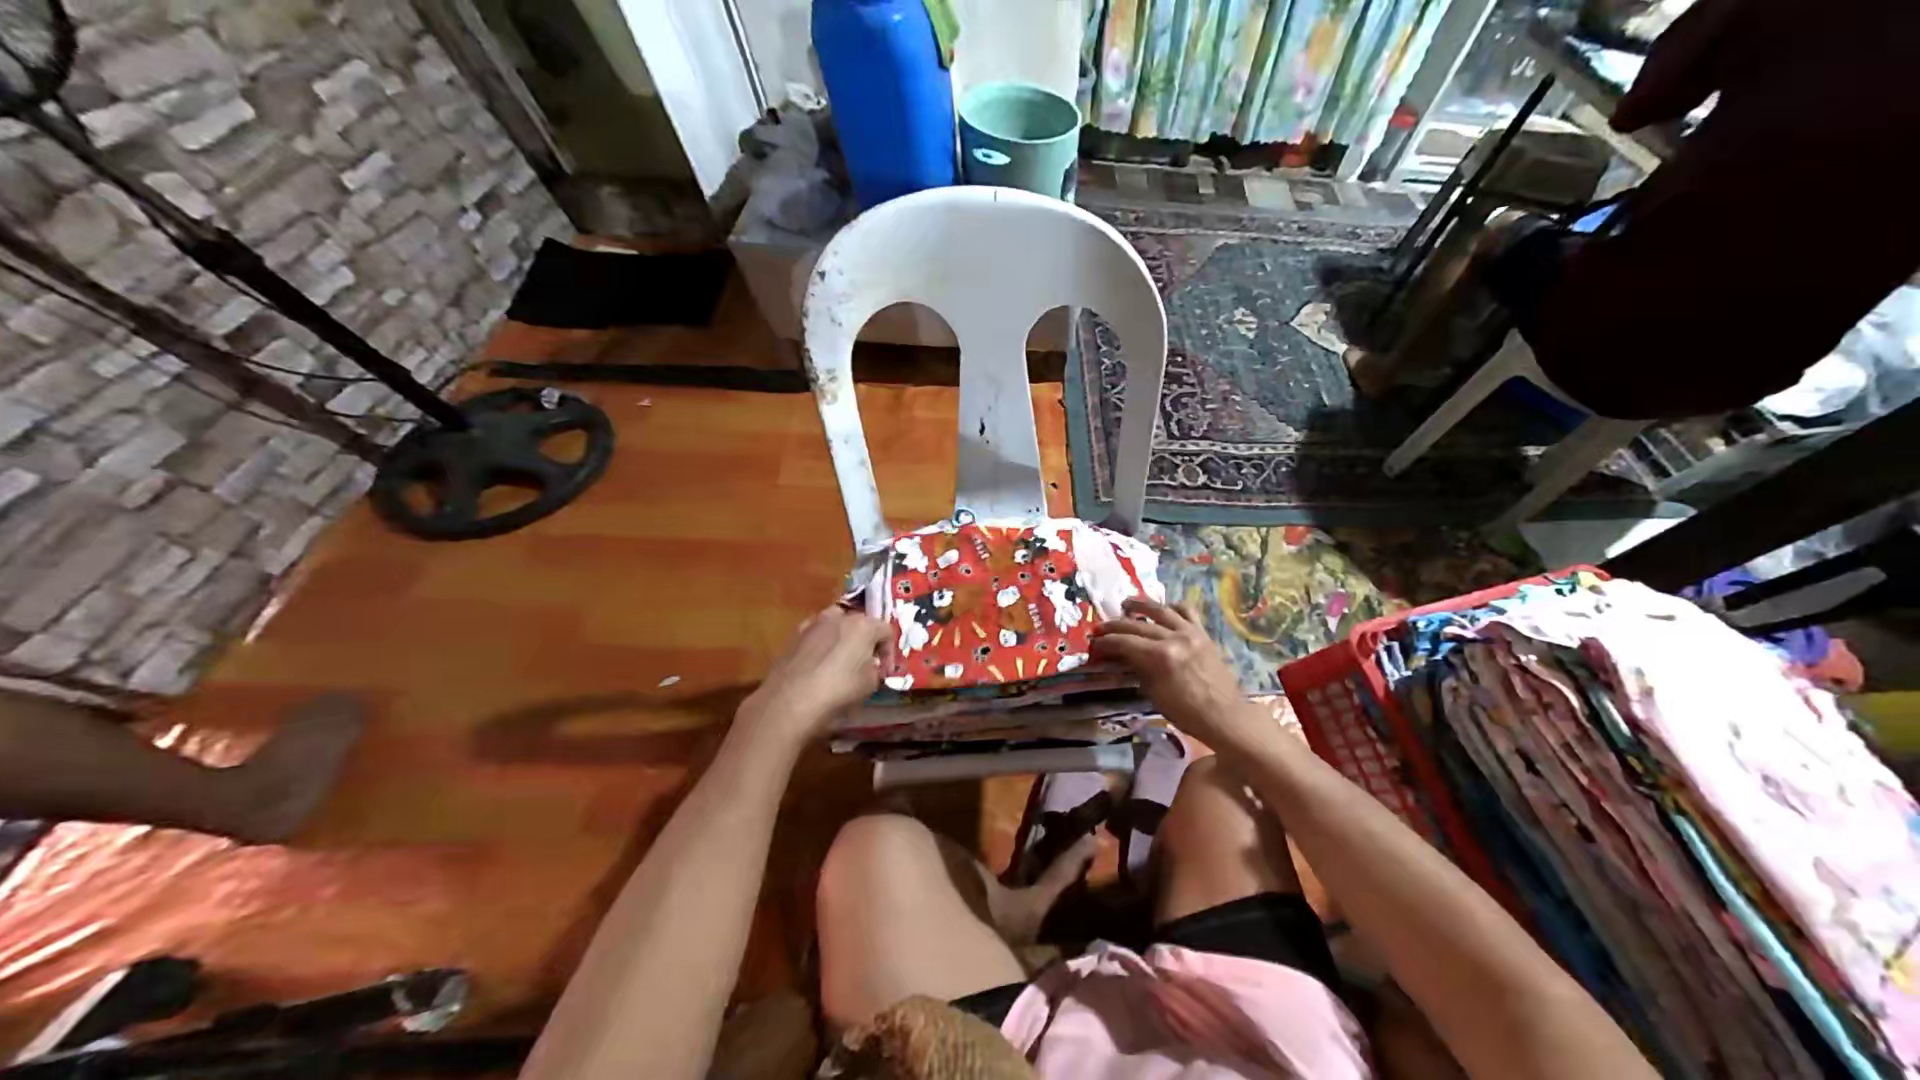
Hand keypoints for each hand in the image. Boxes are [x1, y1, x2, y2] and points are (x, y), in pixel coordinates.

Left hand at [738, 607, 888, 747]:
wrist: (792, 698)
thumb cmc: (839, 689)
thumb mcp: (870, 684)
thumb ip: (875, 669)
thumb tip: (871, 666)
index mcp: (864, 625)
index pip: (886, 631)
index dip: (889, 652)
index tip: (886, 672)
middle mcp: (840, 616)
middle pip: (860, 624)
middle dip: (865, 642)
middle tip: (865, 664)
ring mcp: (814, 623)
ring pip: (836, 626)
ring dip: (843, 641)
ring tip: (840, 663)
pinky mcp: (795, 634)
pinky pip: (817, 636)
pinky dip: (822, 645)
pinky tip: (819, 665)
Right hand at [1092, 598, 1271, 754]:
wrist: (1225, 715)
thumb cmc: (1186, 712)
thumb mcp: (1153, 692)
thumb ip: (1137, 668)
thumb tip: (1120, 656)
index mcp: (1160, 656)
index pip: (1124, 642)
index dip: (1105, 642)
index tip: (1093, 644)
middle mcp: (1174, 638)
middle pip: (1137, 625)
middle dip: (1114, 626)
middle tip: (1099, 629)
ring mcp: (1190, 632)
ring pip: (1160, 610)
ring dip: (1140, 605)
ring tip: (1125, 604)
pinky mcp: (1202, 633)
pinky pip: (1186, 612)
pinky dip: (1172, 608)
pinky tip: (1163, 611)